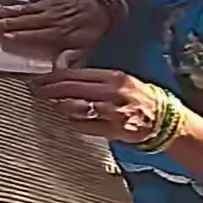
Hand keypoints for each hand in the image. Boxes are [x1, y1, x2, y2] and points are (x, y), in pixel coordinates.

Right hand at [0, 0, 110, 54]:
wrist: (103, 6)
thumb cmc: (90, 30)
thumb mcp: (84, 48)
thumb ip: (69, 58)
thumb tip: (58, 69)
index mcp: (57, 33)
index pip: (33, 35)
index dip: (18, 35)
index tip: (5, 36)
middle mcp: (50, 18)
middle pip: (26, 20)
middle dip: (9, 22)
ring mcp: (48, 4)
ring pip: (25, 7)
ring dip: (10, 9)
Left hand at [28, 66, 165, 143]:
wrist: (167, 121)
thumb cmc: (140, 98)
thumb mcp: (120, 80)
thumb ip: (94, 77)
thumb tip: (64, 72)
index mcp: (114, 77)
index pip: (75, 74)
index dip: (52, 77)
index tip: (39, 79)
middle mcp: (113, 93)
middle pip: (71, 89)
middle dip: (49, 89)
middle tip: (35, 90)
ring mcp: (113, 112)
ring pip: (75, 107)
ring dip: (60, 106)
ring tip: (53, 104)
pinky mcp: (114, 130)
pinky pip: (85, 126)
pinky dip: (74, 122)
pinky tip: (71, 119)